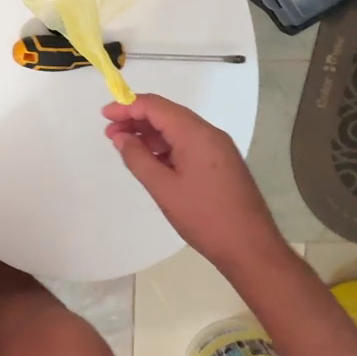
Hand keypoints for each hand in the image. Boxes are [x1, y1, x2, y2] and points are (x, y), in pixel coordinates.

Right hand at [103, 94, 283, 267]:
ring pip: (178, 128)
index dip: (127, 106)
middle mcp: (209, 133)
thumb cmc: (204, 218)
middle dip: (136, 119)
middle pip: (167, 114)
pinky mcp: (223, 162)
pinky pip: (189, 142)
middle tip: (111, 133)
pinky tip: (152, 160)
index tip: (104, 115)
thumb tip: (122, 137)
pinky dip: (167, 145)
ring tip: (127, 146)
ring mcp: (219, 147)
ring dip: (151, 133)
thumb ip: (138, 158)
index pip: (155, 106)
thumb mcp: (163, 188)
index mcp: (195, 133)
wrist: (252, 249)